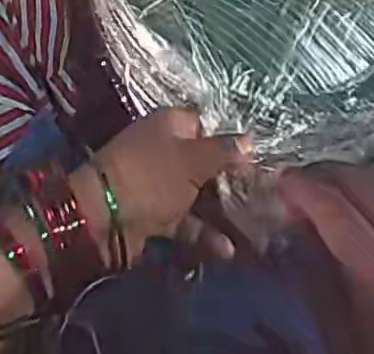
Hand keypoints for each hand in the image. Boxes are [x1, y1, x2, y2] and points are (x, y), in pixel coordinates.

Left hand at [74, 108, 251, 265]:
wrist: (107, 215)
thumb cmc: (151, 176)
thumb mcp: (190, 160)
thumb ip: (221, 152)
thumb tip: (249, 140)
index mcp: (169, 124)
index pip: (205, 124)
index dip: (231, 139)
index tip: (260, 157)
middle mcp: (164, 148)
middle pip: (204, 160)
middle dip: (231, 178)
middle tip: (266, 195)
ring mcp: (160, 181)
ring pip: (198, 193)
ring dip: (221, 210)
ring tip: (254, 226)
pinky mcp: (156, 212)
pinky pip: (187, 221)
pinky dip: (204, 233)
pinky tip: (226, 250)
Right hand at [280, 167, 373, 353]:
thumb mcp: (348, 329)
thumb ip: (321, 269)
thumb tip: (299, 220)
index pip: (334, 208)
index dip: (301, 189)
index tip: (281, 185)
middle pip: (359, 184)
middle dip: (321, 178)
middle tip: (301, 191)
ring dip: (350, 180)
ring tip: (330, 194)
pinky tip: (368, 205)